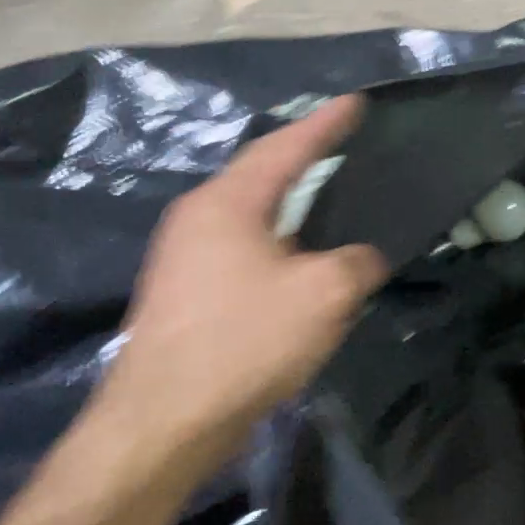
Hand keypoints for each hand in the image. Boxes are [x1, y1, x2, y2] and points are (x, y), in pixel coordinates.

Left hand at [97, 95, 386, 463]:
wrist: (163, 422)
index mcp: (228, 204)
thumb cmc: (246, 340)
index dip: (325, 123)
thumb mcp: (327, 292)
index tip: (356, 101)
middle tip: (342, 136)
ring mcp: (186, 257)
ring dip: (291, 193)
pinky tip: (304, 246)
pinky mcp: (189, 292)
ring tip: (328, 183)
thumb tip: (362, 258)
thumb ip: (358, 260)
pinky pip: (246, 241)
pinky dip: (282, 230)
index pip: (286, 148)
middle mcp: (199, 219)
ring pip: (252, 208)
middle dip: (302, 151)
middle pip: (260, 171)